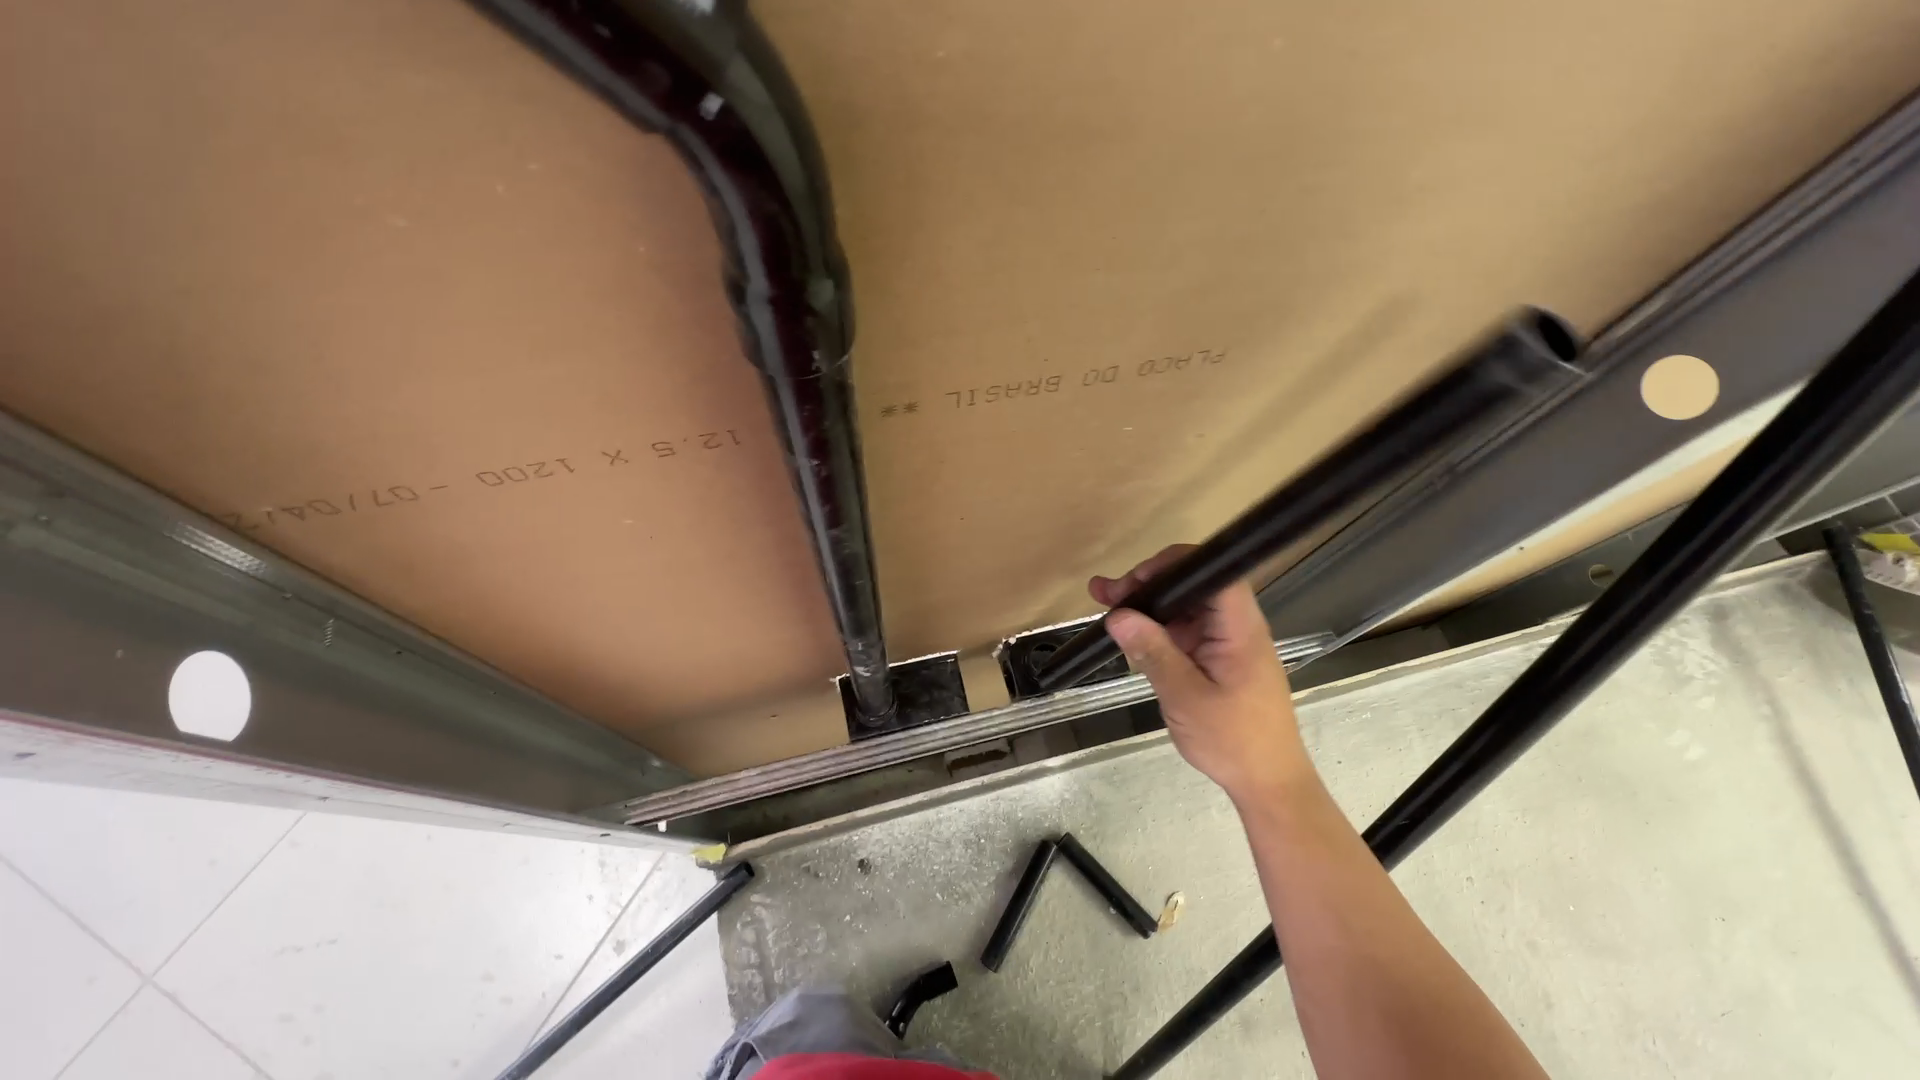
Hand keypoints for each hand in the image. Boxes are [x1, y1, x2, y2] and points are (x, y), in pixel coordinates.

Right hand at [1092, 544, 1312, 803]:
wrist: (1268, 784)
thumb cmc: (1233, 741)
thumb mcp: (1185, 697)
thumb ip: (1152, 651)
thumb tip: (1119, 615)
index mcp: (1241, 629)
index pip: (1213, 574)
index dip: (1173, 565)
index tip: (1134, 581)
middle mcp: (1237, 628)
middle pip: (1194, 588)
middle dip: (1149, 585)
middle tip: (1106, 594)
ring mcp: (1228, 645)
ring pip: (1186, 611)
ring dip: (1148, 609)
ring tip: (1105, 606)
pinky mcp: (1219, 662)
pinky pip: (1186, 635)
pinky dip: (1157, 633)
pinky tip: (1128, 638)